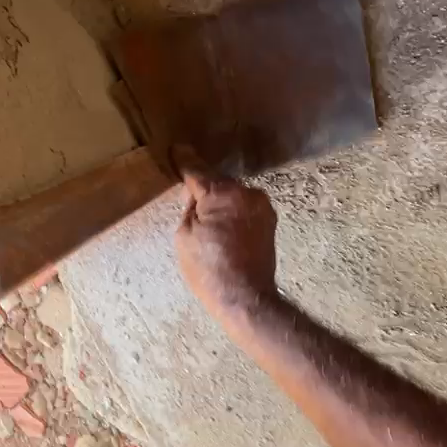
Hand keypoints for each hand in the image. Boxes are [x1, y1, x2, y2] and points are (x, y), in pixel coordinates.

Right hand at [174, 150, 278, 325]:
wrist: (245, 297)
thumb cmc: (208, 269)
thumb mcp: (184, 236)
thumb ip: (189, 206)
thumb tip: (196, 193)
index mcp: (221, 193)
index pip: (196, 169)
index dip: (183, 159)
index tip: (177, 149)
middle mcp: (246, 192)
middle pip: (217, 181)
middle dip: (203, 186)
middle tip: (187, 195)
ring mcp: (261, 206)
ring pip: (233, 194)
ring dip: (220, 200)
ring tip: (206, 217)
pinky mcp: (269, 221)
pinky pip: (244, 207)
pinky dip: (233, 211)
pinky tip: (223, 226)